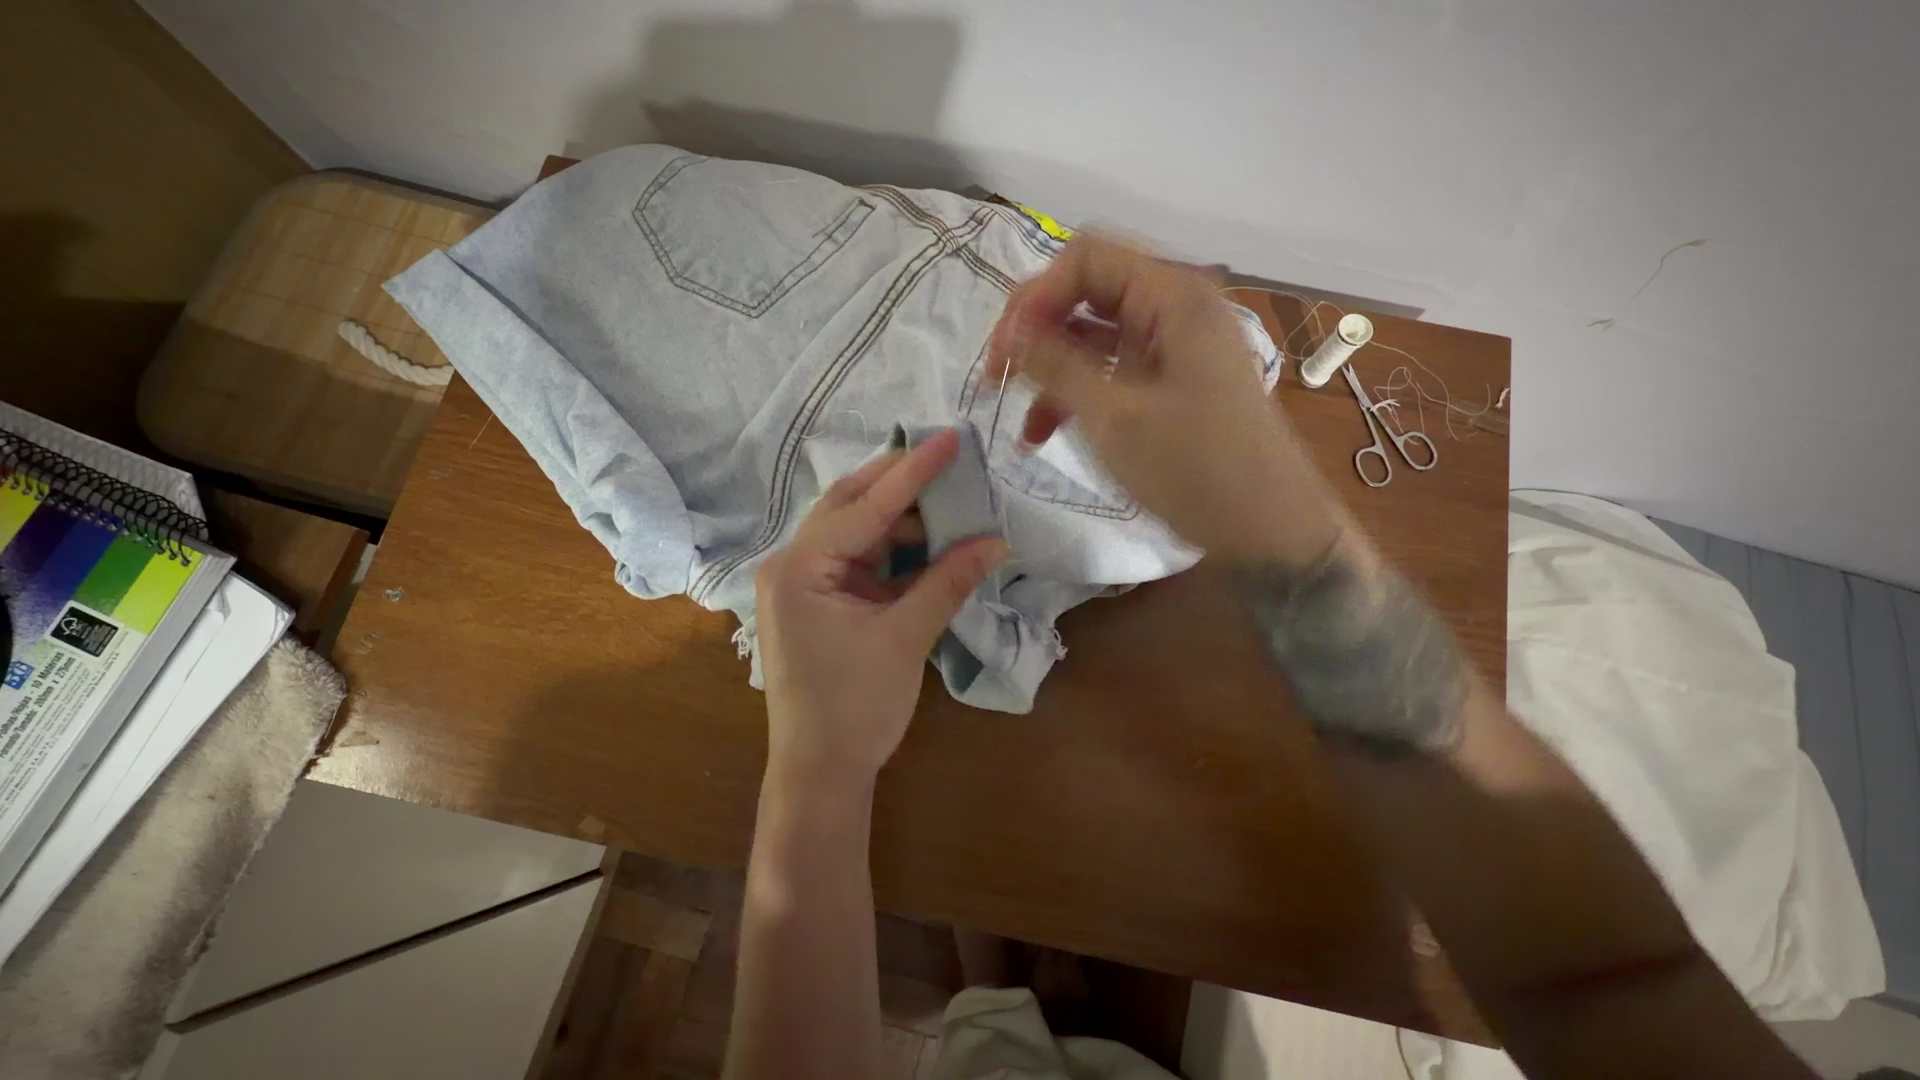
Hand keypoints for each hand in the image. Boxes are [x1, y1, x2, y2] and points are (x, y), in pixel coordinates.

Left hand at [755, 430, 1008, 788]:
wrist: (821, 774)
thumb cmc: (855, 707)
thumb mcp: (905, 638)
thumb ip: (948, 582)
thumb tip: (997, 541)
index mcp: (799, 567)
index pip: (864, 506)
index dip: (912, 472)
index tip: (949, 437)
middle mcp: (792, 565)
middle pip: (851, 508)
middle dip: (901, 485)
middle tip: (950, 459)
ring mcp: (804, 585)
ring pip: (858, 533)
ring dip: (903, 521)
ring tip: (953, 501)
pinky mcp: (821, 604)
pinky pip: (861, 562)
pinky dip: (896, 553)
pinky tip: (933, 542)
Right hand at [988, 234, 1339, 561]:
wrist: (1270, 531)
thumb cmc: (1196, 470)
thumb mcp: (1114, 417)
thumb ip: (1056, 364)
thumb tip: (1009, 331)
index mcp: (1173, 296)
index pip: (1086, 258)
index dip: (1036, 296)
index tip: (1004, 349)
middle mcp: (1175, 309)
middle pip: (1087, 293)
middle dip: (1036, 332)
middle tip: (997, 376)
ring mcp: (1175, 348)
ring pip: (1093, 337)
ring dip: (1049, 371)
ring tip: (1015, 416)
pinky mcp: (1172, 384)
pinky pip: (1112, 371)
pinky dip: (1076, 395)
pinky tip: (1042, 434)